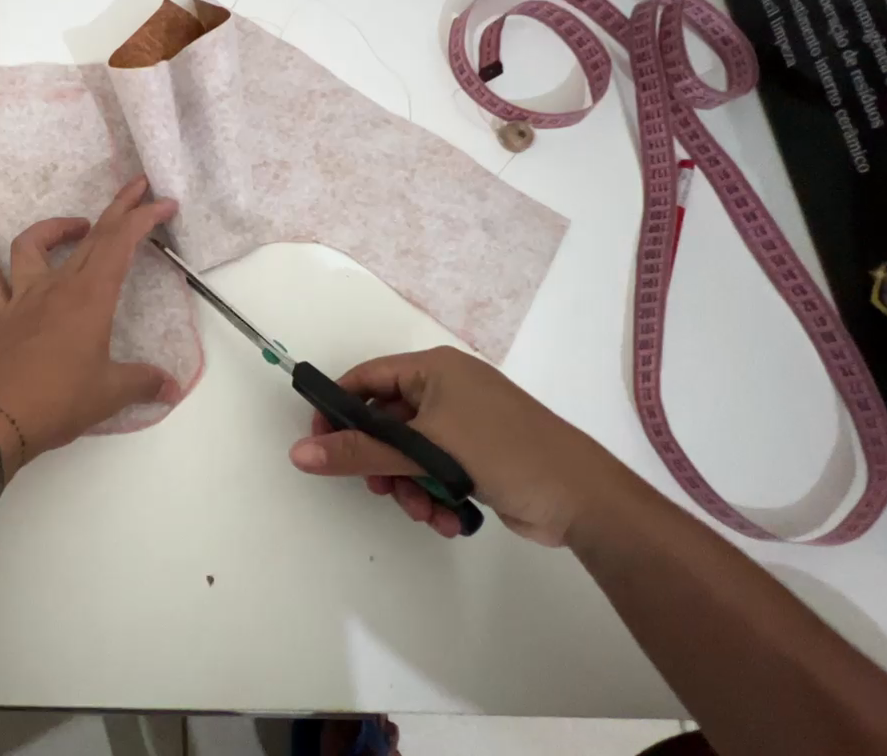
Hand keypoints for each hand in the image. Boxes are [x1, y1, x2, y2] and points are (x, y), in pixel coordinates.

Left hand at [0, 176, 180, 463]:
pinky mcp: (0, 316)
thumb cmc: (60, 401)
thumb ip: (143, 382)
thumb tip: (171, 386)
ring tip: (78, 225)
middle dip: (118, 209)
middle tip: (138, 187)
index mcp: (89, 298)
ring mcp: (23, 299)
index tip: (163, 202)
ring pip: (33, 246)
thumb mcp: (111, 393)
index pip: (120, 245)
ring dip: (56, 228)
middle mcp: (56, 288)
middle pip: (89, 237)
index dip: (143, 219)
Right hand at [287, 346, 631, 546]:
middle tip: (377, 487)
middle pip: (384, 421)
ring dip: (406, 484)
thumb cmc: (504, 453)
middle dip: (379, 460)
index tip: (320, 444)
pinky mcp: (476, 456)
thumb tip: (298, 454)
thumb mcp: (424, 449)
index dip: (336, 409)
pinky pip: (432, 469)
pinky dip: (430, 493)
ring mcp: (463, 424)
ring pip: (407, 452)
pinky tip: (442, 517)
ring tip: (419, 509)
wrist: (588, 501)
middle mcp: (445, 390)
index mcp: (433, 369)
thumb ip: (358, 452)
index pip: (364, 379)